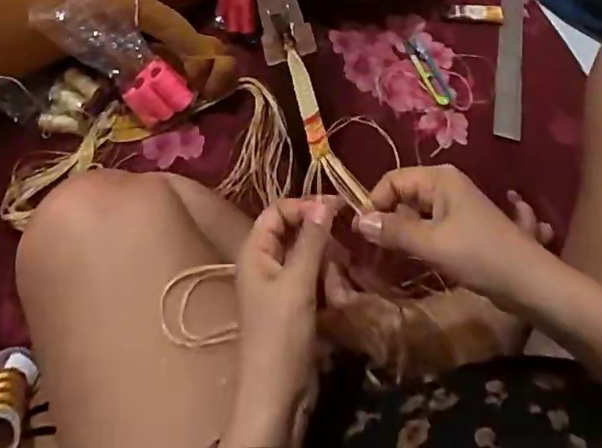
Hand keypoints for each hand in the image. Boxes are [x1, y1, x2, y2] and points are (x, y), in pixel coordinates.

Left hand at [224, 196, 339, 445]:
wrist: (276, 399)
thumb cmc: (280, 337)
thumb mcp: (298, 283)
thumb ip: (311, 241)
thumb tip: (324, 202)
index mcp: (254, 252)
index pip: (277, 211)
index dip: (304, 205)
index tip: (337, 207)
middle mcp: (264, 263)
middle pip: (293, 231)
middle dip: (319, 232)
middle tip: (347, 235)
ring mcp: (279, 285)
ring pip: (306, 254)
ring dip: (326, 256)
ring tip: (346, 263)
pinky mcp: (293, 304)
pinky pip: (312, 277)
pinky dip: (327, 276)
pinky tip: (342, 283)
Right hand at [352, 166, 556, 306]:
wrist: (529, 282)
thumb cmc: (479, 255)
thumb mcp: (432, 244)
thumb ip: (394, 231)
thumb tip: (358, 221)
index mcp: (440, 178)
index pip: (393, 180)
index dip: (375, 202)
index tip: (361, 233)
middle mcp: (445, 184)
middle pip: (403, 194)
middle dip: (386, 217)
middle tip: (372, 248)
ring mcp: (454, 206)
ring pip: (414, 212)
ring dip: (400, 231)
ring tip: (387, 255)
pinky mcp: (460, 227)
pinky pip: (428, 226)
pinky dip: (416, 239)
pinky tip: (411, 258)